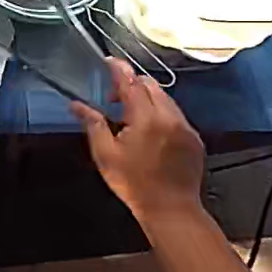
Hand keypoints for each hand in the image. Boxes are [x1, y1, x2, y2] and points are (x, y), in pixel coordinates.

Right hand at [73, 59, 206, 221]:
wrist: (172, 210)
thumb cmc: (133, 183)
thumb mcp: (105, 154)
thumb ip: (93, 124)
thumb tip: (77, 105)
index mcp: (146, 119)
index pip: (131, 83)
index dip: (119, 70)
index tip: (108, 61)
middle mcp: (170, 117)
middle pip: (150, 86)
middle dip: (131, 84)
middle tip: (112, 97)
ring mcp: (186, 127)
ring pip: (165, 98)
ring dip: (146, 97)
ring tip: (128, 114)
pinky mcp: (194, 138)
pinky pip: (175, 113)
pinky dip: (160, 111)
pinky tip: (147, 129)